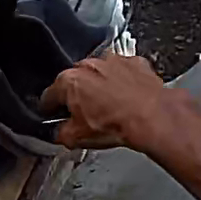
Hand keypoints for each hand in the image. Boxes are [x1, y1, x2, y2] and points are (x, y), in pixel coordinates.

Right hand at [39, 55, 200, 151]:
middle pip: (74, 82)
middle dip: (75, 96)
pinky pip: (121, 73)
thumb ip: (60, 133)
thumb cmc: (115, 123)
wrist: (152, 117)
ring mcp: (113, 61)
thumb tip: (59, 132)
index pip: (49, 95)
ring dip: (98, 88)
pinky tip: (124, 100)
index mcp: (68, 81)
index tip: (51, 115)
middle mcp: (88, 65)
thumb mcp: (76, 138)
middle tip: (81, 116)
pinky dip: (120, 83)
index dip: (48, 109)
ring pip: (98, 75)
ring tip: (106, 109)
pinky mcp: (135, 63)